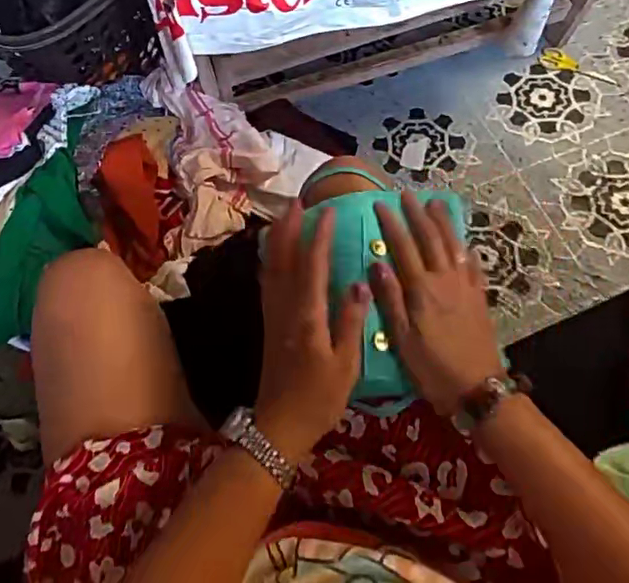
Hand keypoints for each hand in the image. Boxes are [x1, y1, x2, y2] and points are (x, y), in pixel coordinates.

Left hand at [255, 202, 370, 462]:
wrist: (277, 428)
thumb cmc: (317, 400)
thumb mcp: (345, 367)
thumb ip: (351, 323)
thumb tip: (361, 284)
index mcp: (307, 316)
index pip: (313, 266)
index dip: (320, 236)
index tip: (328, 211)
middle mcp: (286, 308)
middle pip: (285, 258)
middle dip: (291, 227)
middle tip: (298, 201)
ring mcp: (273, 314)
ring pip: (272, 266)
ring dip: (278, 238)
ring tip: (285, 217)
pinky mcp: (268, 322)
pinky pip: (267, 280)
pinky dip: (270, 259)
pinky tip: (273, 252)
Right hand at [370, 193, 506, 414]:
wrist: (479, 388)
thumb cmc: (434, 369)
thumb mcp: (403, 340)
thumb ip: (391, 299)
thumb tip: (377, 263)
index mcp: (422, 289)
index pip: (403, 247)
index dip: (392, 224)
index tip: (381, 204)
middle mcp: (445, 280)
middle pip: (430, 238)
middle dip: (416, 214)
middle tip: (406, 194)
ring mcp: (465, 286)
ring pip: (453, 244)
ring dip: (443, 222)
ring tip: (435, 203)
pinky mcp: (479, 296)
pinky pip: (472, 264)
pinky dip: (465, 248)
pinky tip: (463, 242)